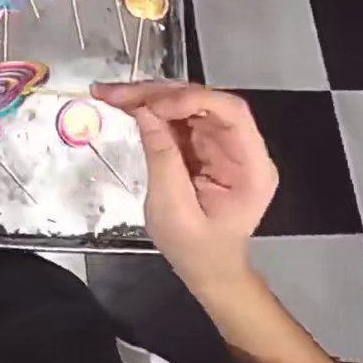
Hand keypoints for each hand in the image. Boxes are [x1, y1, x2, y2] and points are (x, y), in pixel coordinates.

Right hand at [92, 81, 276, 292]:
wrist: (207, 269)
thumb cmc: (196, 250)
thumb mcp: (173, 210)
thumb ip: (161, 159)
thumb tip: (144, 113)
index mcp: (251, 166)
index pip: (230, 113)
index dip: (191, 100)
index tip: (151, 106)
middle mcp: (240, 147)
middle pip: (204, 102)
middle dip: (159, 93)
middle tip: (116, 93)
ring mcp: (220, 144)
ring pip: (186, 104)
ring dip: (148, 96)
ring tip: (112, 94)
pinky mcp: (201, 146)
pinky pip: (176, 118)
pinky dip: (149, 109)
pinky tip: (124, 104)